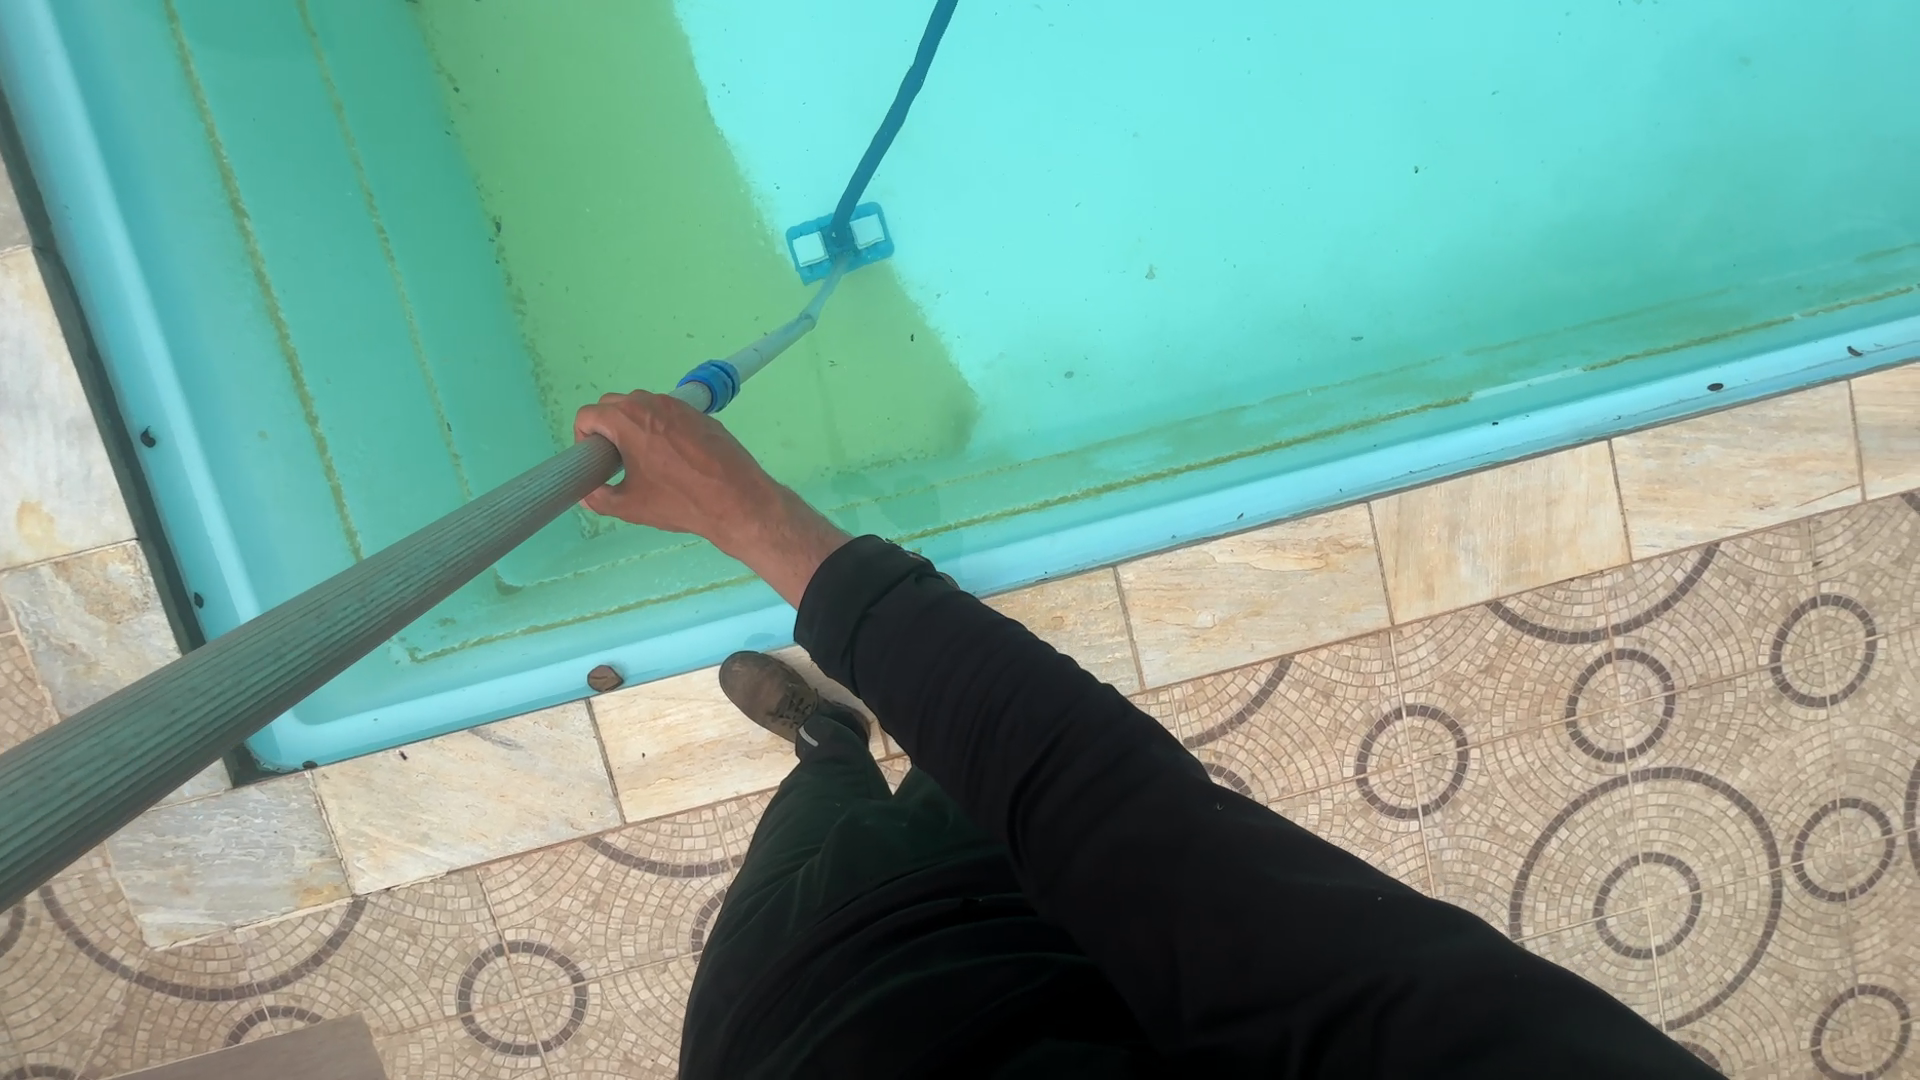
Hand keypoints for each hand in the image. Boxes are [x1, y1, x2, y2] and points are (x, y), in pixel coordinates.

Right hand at [573, 391, 849, 605]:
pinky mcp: (704, 416)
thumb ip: (599, 498)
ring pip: (646, 407)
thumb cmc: (681, 501)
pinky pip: (672, 415)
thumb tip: (588, 494)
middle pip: (615, 406)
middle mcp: (653, 403)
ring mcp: (682, 407)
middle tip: (617, 460)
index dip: (584, 438)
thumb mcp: (630, 506)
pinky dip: (664, 429)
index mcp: (628, 419)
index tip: (595, 460)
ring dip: (637, 426)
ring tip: (646, 459)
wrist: (739, 500)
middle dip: (608, 429)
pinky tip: (676, 458)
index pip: (588, 415)